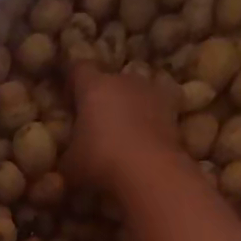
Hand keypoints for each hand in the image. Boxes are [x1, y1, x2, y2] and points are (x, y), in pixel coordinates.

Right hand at [64, 62, 184, 190]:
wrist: (150, 171)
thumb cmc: (100, 161)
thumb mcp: (69, 164)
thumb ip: (67, 152)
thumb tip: (67, 154)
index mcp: (94, 87)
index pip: (78, 68)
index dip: (71, 79)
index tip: (67, 94)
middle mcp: (124, 81)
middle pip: (110, 79)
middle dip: (102, 94)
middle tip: (94, 118)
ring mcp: (152, 92)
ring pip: (136, 91)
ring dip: (128, 103)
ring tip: (122, 127)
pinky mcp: (174, 110)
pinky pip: (157, 108)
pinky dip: (151, 117)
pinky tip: (145, 135)